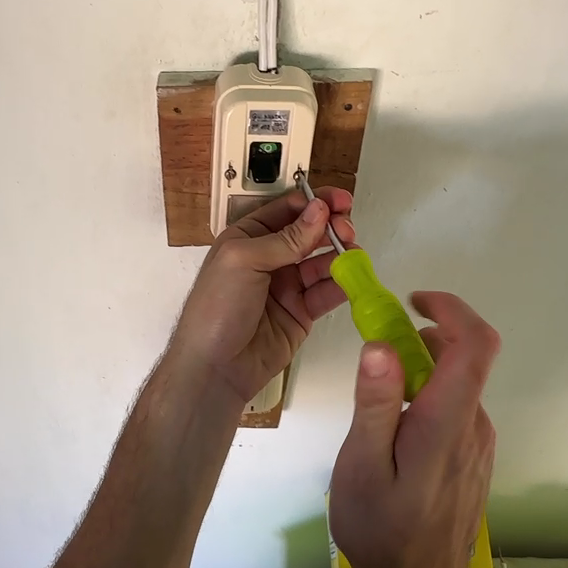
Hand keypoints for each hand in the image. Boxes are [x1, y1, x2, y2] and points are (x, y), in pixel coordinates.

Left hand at [165, 187, 355, 402]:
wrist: (216, 367)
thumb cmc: (214, 311)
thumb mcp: (243, 261)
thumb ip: (285, 237)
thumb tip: (317, 212)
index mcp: (247, 239)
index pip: (287, 211)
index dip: (314, 203)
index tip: (338, 201)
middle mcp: (267, 260)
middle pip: (309, 234)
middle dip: (331, 227)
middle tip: (346, 229)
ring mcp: (285, 287)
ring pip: (322, 262)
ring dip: (340, 255)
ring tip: (352, 254)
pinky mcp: (300, 313)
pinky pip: (326, 292)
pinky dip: (342, 284)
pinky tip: (350, 279)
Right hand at [328, 292, 500, 567]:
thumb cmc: (381, 529)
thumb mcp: (361, 465)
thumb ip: (374, 404)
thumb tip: (382, 345)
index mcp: (446, 422)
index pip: (474, 345)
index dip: (451, 309)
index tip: (413, 301)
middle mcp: (473, 426)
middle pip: (464, 360)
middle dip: (422, 338)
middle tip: (375, 350)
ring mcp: (478, 444)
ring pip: (456, 387)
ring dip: (421, 372)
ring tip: (375, 401)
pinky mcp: (473, 459)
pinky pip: (455, 412)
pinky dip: (428, 399)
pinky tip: (393, 434)